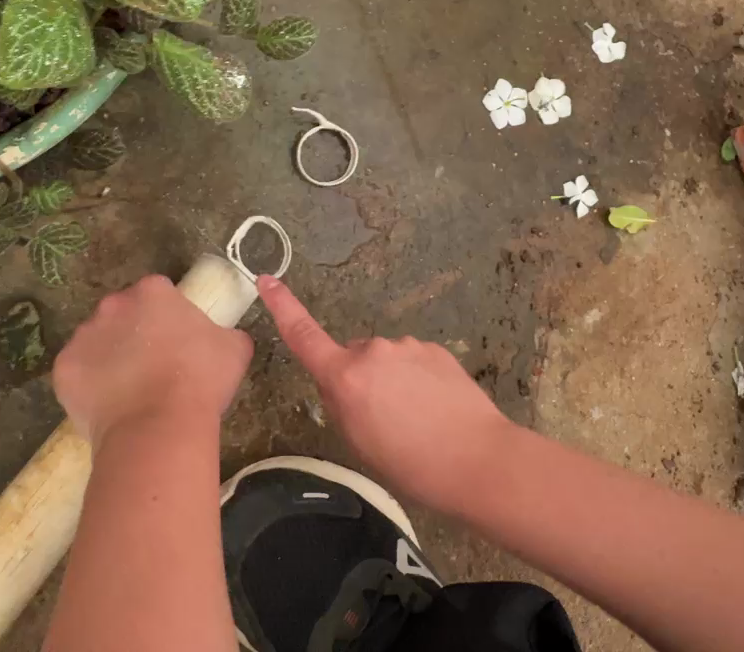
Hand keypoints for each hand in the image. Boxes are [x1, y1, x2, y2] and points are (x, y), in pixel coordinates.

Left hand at [52, 274, 254, 439]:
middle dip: (135, 331)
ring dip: (110, 356)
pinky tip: (111, 404)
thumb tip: (222, 338)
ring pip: (97, 341)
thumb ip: (224, 333)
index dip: (168, 315)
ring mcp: (84, 336)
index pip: (159, 292)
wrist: (159, 427)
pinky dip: (90, 384)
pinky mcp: (64, 369)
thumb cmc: (200, 380)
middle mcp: (114, 305)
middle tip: (154, 363)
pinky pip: (78, 372)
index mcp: (153, 292)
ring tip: (131, 388)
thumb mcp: (234, 348)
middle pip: (123, 312)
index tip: (177, 339)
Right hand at [259, 276, 516, 513]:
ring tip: (414, 422)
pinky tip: (434, 409)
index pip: (304, 335)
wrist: (476, 458)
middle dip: (358, 380)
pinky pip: (412, 361)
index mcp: (346, 376)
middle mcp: (374, 351)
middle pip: (352, 358)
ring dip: (390, 381)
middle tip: (380, 422)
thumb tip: (339, 382)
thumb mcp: (358, 443)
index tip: (266, 279)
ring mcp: (408, 345)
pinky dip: (416, 380)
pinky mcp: (435, 349)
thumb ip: (341, 404)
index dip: (282, 306)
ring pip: (385, 361)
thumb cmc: (410, 465)